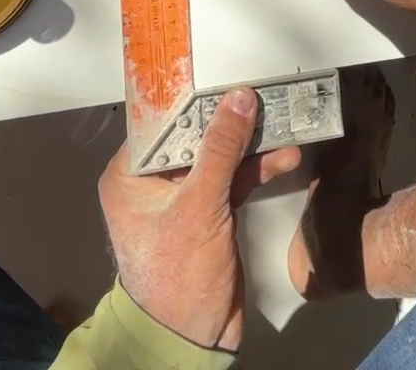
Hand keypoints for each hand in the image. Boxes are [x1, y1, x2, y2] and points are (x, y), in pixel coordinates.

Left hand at [98, 88, 301, 351]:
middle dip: (229, 117)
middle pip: (195, 135)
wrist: (194, 342)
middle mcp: (154, 180)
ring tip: (282, 118)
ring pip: (219, 154)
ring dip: (251, 142)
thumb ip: (220, 150)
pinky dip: (258, 168)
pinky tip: (284, 155)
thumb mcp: (198, 208)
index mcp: (130, 176)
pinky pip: (234, 178)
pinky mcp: (211, 211)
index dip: (190, 98)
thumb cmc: (177, 277)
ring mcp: (185, 196)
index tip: (219, 72)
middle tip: (260, 91)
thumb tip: (238, 99)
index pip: (159, 122)